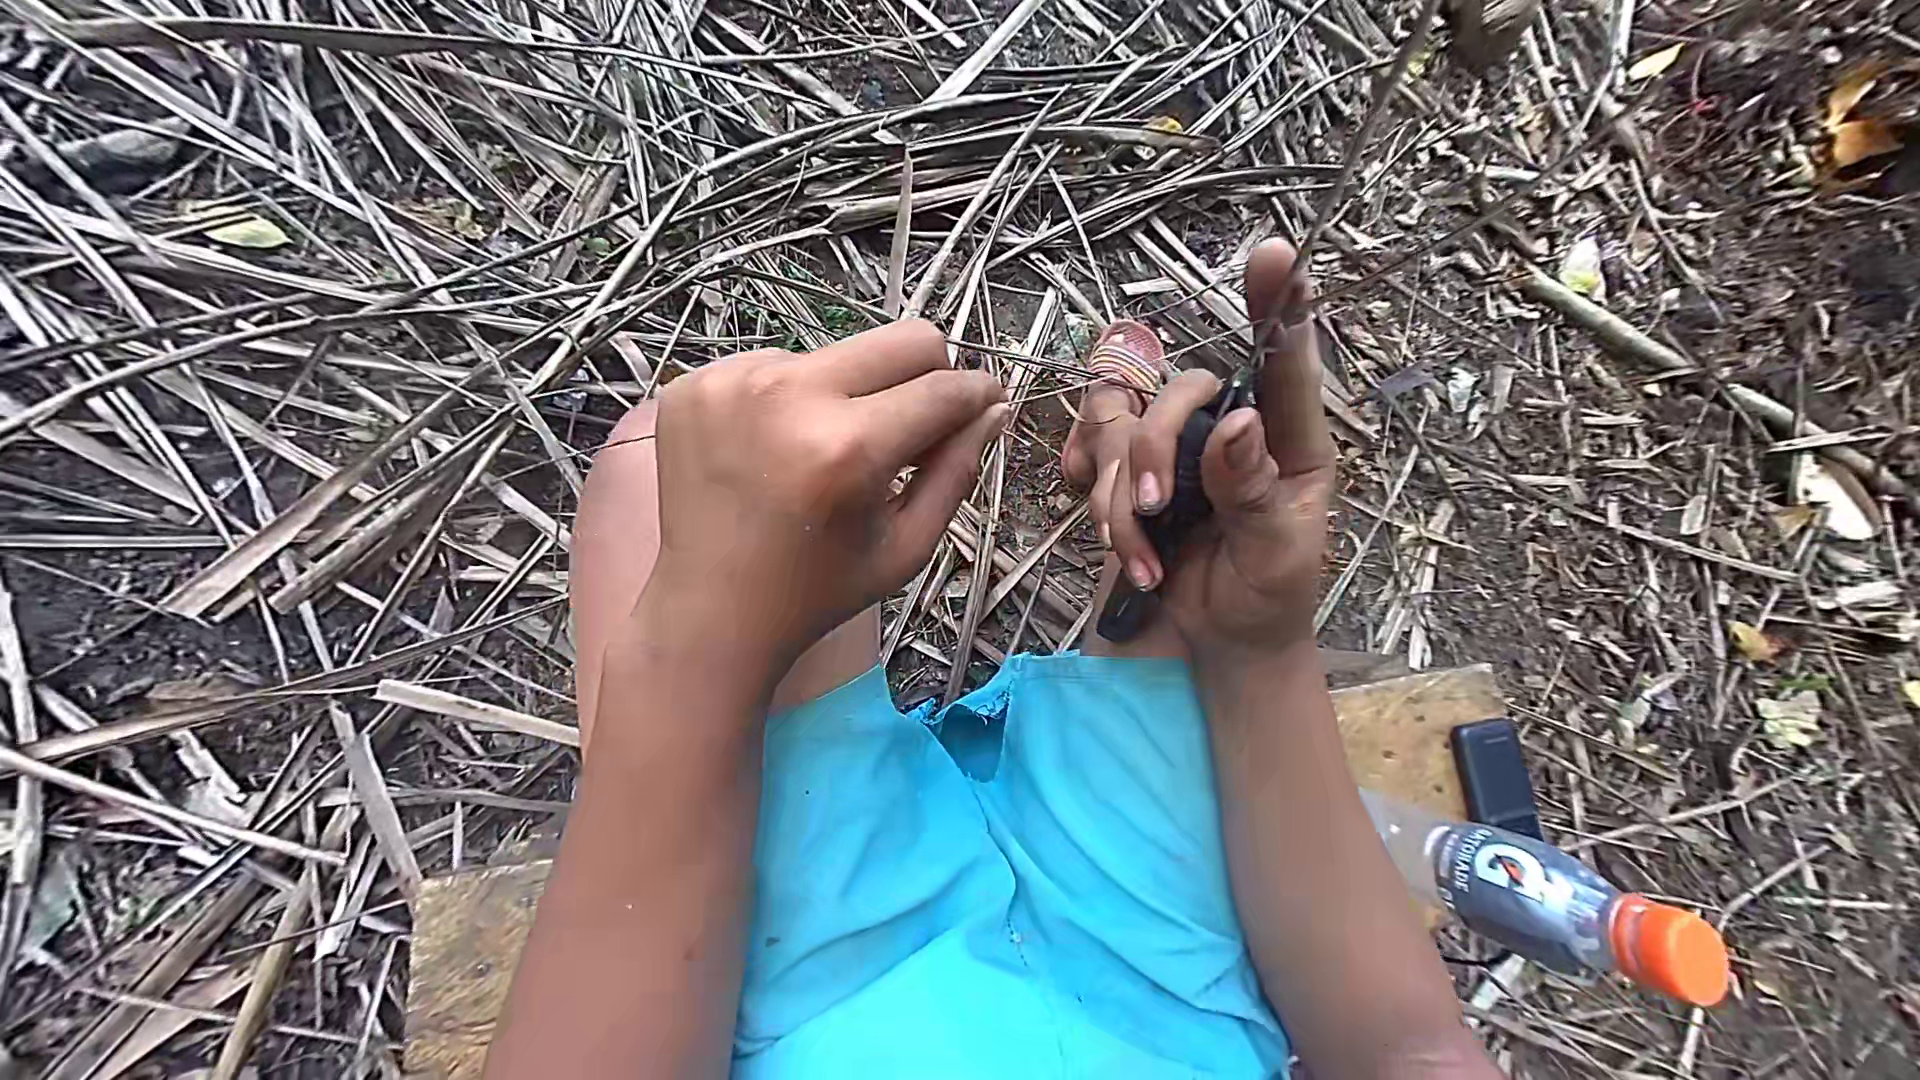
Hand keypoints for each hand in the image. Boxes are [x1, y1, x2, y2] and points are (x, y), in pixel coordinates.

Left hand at [641, 320, 1006, 676]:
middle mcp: (788, 395)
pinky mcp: (696, 382)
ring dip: (857, 393)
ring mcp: (732, 380)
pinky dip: (800, 399)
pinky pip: (782, 364)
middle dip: (931, 377)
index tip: (987, 403)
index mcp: (847, 449)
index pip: (943, 389)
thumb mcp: (906, 546)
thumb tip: (993, 409)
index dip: (977, 395)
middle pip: (903, 340)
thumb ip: (958, 471)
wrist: (712, 612)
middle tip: (918, 426)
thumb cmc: (817, 592)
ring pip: (843, 351)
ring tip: (834, 451)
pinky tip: (783, 448)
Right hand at [1076, 241, 1335, 659]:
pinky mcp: (1124, 478)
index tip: (1273, 257)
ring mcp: (1170, 455)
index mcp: (1285, 443)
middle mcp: (1223, 434)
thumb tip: (1232, 424)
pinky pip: (1088, 453)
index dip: (1281, 307)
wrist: (1213, 641)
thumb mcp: (1275, 553)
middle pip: (1176, 391)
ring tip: (1140, 557)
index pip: (1284, 365)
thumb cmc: (1264, 597)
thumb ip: (1254, 490)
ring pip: (1121, 427)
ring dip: (1117, 495)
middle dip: (1151, 449)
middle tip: (1151, 509)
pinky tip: (1108, 528)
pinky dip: (1090, 492)